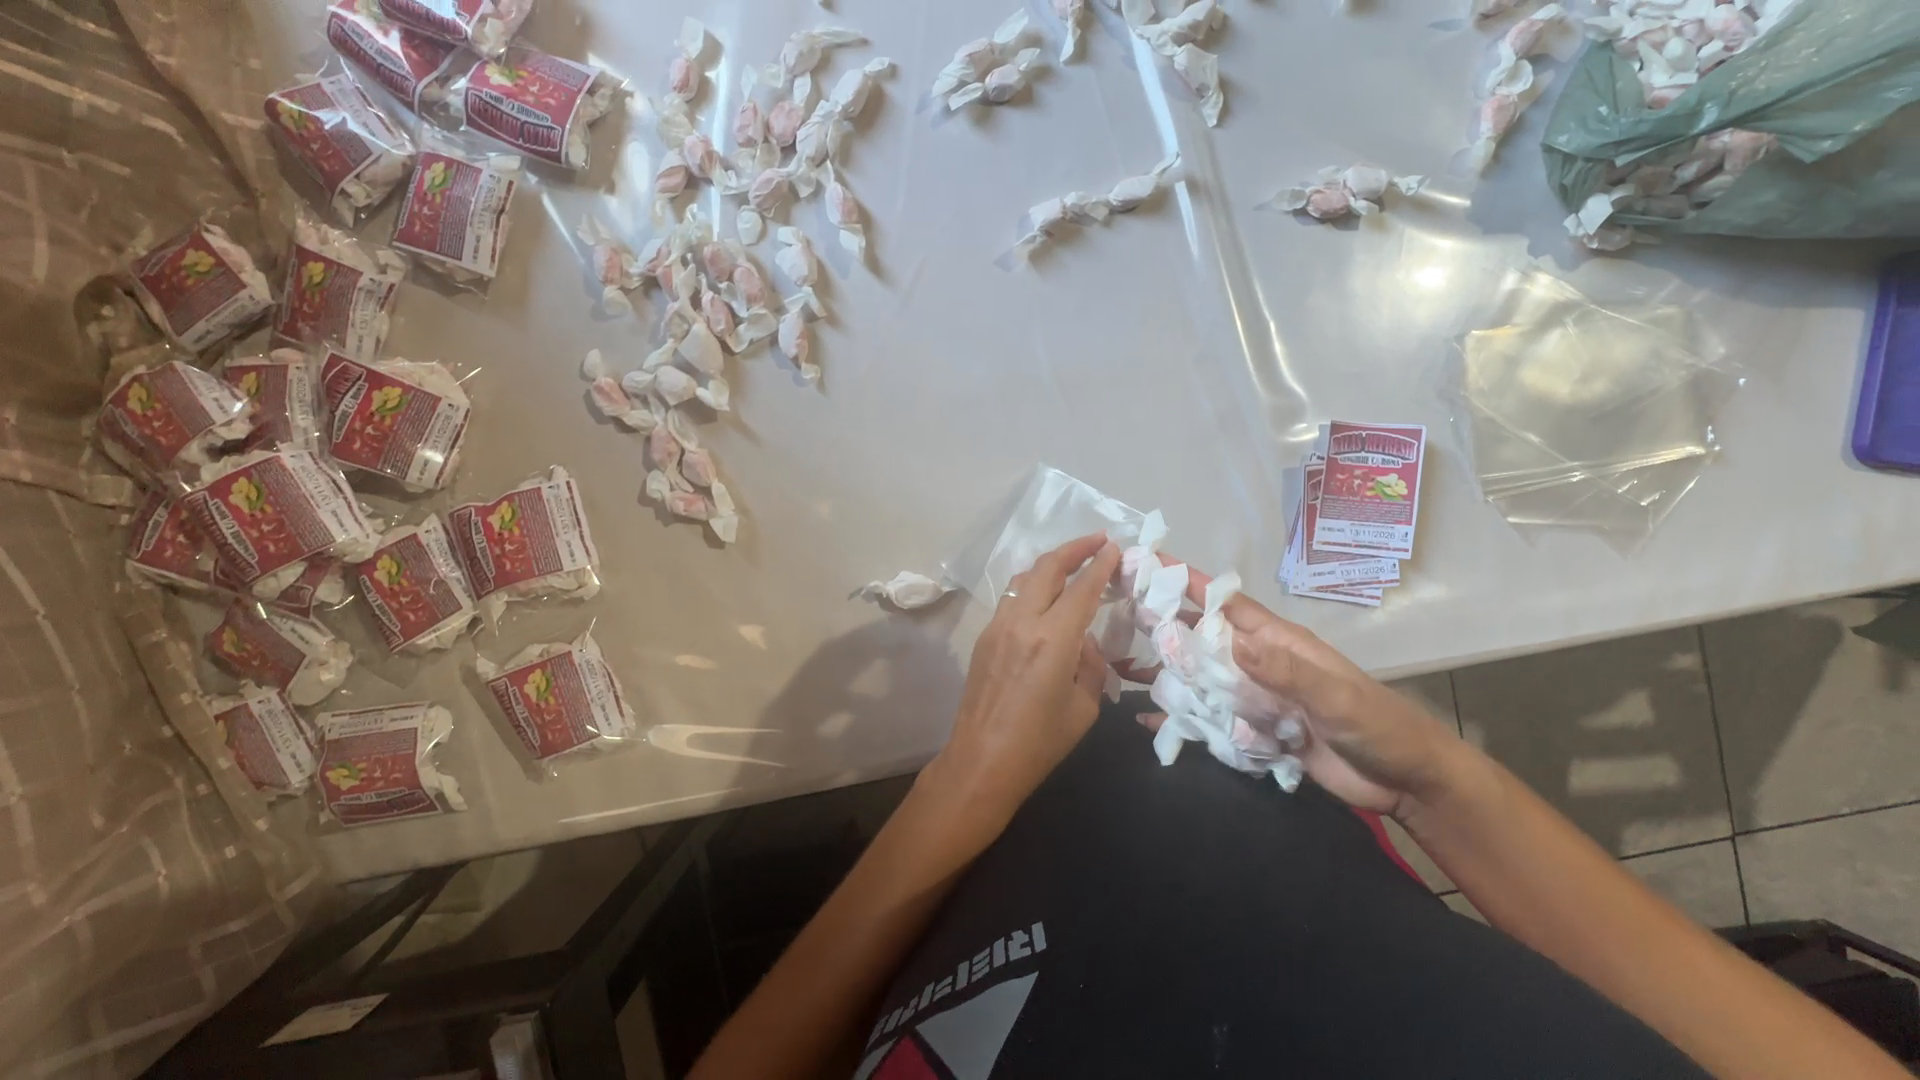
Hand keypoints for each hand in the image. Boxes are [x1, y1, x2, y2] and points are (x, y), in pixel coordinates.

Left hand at [923, 534, 1121, 841]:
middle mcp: (1022, 623)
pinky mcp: (983, 639)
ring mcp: (997, 628)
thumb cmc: (1040, 742)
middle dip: (1074, 549)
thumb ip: (1091, 665)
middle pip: (1047, 569)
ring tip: (1073, 562)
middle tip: (1097, 541)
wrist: (982, 762)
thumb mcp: (1084, 706)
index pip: (1082, 589)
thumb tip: (1084, 643)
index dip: (1100, 565)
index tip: (1114, 548)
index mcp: (1052, 640)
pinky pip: (1012, 601)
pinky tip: (1046, 596)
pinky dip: (1033, 588)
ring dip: (1050, 566)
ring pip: (1024, 580)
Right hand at [1143, 567, 1460, 817]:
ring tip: (1122, 666)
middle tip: (1118, 615)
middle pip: (1205, 639)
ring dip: (1168, 673)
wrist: (1403, 781)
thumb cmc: (1377, 726)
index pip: (1227, 605)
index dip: (1191, 583)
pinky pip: (1210, 720)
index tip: (1151, 563)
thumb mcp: (1335, 696)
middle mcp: (1260, 665)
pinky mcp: (1255, 734)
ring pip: (1202, 679)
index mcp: (1280, 644)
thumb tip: (1233, 642)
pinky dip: (1182, 719)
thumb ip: (1286, 671)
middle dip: (1165, 625)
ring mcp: (1256, 700)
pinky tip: (1150, 721)